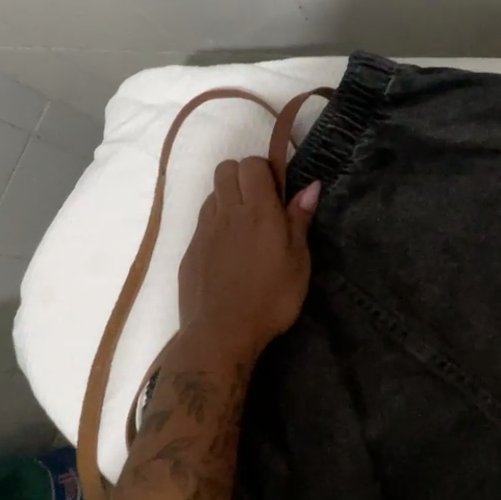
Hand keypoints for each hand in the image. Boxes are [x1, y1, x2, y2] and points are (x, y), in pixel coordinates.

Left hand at [176, 157, 320, 360]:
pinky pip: (203, 221)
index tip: (278, 191)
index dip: (265, 170)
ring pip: (212, 193)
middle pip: (226, 169)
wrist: (220, 334)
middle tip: (261, 203)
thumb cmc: (271, 298)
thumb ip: (300, 220)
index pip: (251, 164)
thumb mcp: (299, 261)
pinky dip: (216, 223)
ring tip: (245, 226)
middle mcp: (227, 213)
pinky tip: (229, 250)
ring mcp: (204, 231)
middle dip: (243, 176)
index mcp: (259, 212)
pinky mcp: (190, 250)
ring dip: (228, 197)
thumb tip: (311, 185)